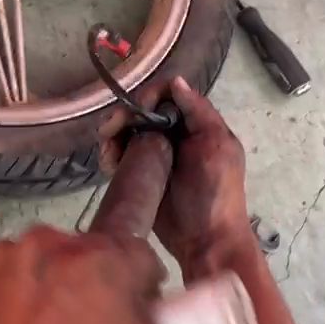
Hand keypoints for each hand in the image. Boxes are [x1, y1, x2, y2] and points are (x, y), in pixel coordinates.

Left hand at [0, 226, 203, 323]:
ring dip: (53, 291)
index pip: (139, 255)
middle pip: (88, 255)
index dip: (145, 289)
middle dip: (98, 288)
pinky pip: (4, 282)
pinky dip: (13, 303)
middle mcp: (46, 249)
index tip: (140, 316)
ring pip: (43, 265)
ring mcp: (1, 264)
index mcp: (101, 264)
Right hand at [102, 77, 256, 274]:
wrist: (206, 242)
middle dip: (123, 118)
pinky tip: (107, 164)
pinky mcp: (141, 174)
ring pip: (127, 132)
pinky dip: (111, 154)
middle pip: (142, 112)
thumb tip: (176, 80)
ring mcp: (156, 155)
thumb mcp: (217, 147)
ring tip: (107, 154)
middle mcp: (174, 135)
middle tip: (108, 132)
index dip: (149, 97)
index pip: (168, 95)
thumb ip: (199, 112)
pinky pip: (121, 154)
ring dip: (113, 136)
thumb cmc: (216, 194)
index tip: (138, 111)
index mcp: (196, 125)